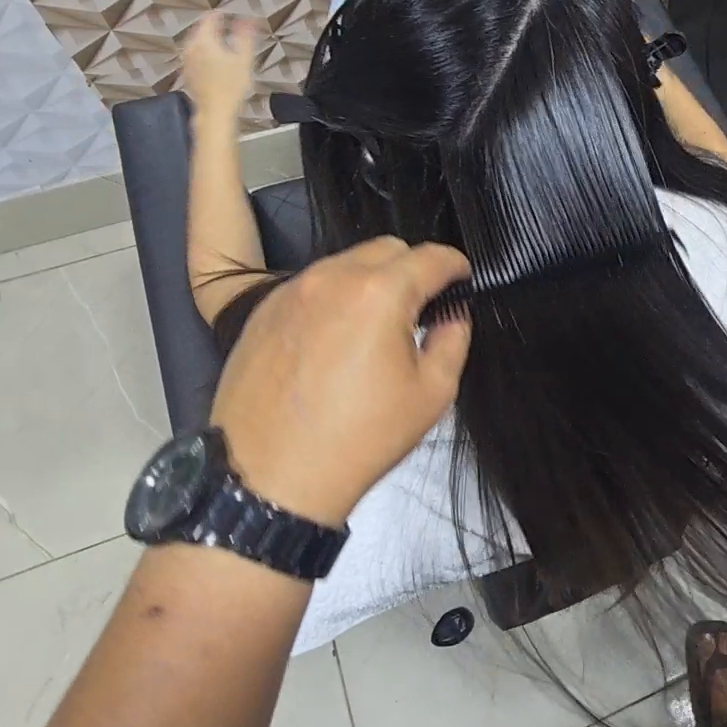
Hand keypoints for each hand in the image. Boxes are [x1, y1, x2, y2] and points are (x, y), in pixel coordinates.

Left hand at [181, 10, 257, 121]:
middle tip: (227, 28)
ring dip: (208, 41)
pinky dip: (204, 54)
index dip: (220, 15)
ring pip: (196, 44)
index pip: (209, 19)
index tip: (230, 14)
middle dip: (213, 28)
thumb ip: (246, 37)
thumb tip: (250, 19)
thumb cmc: (232, 86)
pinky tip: (214, 62)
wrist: (216, 112)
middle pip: (201, 31)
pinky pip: (194, 57)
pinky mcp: (187, 74)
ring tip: (222, 44)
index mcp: (204, 41)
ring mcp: (186, 61)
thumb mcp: (244, 59)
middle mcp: (191, 48)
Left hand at [208, 238, 472, 526]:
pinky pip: (311, 286)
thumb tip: (452, 317)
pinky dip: (335, 297)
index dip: (457, 265)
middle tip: (422, 306)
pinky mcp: (262, 311)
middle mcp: (332, 278)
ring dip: (372, 280)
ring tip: (377, 325)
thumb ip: (452, 341)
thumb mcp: (432, 394)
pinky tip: (337, 338)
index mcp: (380, 293)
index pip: (432, 257)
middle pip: (388, 248)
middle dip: (414, 267)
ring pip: (346, 263)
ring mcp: (292, 291)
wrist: (270, 478)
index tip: (464, 280)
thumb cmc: (360, 439)